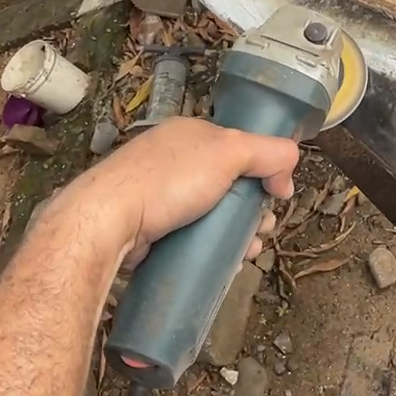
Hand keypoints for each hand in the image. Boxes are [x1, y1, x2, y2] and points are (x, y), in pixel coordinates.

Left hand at [39, 118, 298, 270]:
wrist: (107, 221)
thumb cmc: (170, 180)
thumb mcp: (232, 151)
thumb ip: (271, 153)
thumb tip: (287, 178)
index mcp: (193, 134)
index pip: (243, 147)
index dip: (265, 170)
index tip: (276, 196)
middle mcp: (177, 159)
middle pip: (233, 183)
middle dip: (256, 208)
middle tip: (263, 229)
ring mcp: (163, 194)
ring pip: (216, 212)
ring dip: (240, 232)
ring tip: (249, 252)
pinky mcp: (153, 226)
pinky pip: (195, 234)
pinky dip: (215, 246)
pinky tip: (227, 260)